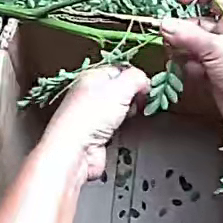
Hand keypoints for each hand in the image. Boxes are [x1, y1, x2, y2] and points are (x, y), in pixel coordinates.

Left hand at [42, 64, 149, 179]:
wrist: (76, 152)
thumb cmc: (88, 118)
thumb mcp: (119, 88)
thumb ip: (136, 78)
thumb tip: (144, 80)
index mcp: (91, 77)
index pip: (119, 70)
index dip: (134, 77)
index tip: (146, 85)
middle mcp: (90, 95)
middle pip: (120, 89)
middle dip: (134, 95)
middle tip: (141, 100)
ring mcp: (93, 115)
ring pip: (119, 108)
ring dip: (129, 111)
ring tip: (133, 113)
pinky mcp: (97, 135)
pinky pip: (116, 126)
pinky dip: (124, 126)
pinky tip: (125, 127)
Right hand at [158, 0, 222, 126]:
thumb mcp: (218, 48)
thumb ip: (188, 35)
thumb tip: (164, 24)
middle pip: (197, 22)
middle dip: (181, 27)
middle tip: (167, 35)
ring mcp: (219, 55)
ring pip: (192, 44)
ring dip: (180, 47)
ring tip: (174, 53)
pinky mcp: (212, 74)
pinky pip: (192, 63)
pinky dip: (185, 65)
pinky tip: (184, 69)